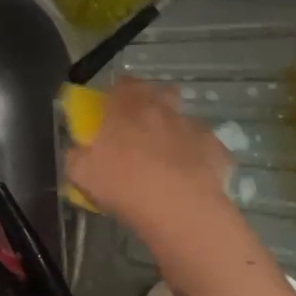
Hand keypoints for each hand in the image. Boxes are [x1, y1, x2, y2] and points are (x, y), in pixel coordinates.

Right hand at [62, 79, 230, 229]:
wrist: (179, 210)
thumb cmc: (123, 185)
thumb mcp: (79, 173)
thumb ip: (76, 155)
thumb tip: (79, 151)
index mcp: (127, 110)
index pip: (123, 84)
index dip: (117, 91)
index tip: (111, 107)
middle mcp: (163, 111)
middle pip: (162, 92)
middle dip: (153, 102)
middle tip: (141, 126)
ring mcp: (194, 129)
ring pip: (184, 121)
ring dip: (174, 132)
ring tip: (166, 158)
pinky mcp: (219, 151)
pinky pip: (204, 147)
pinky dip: (196, 156)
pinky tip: (188, 176)